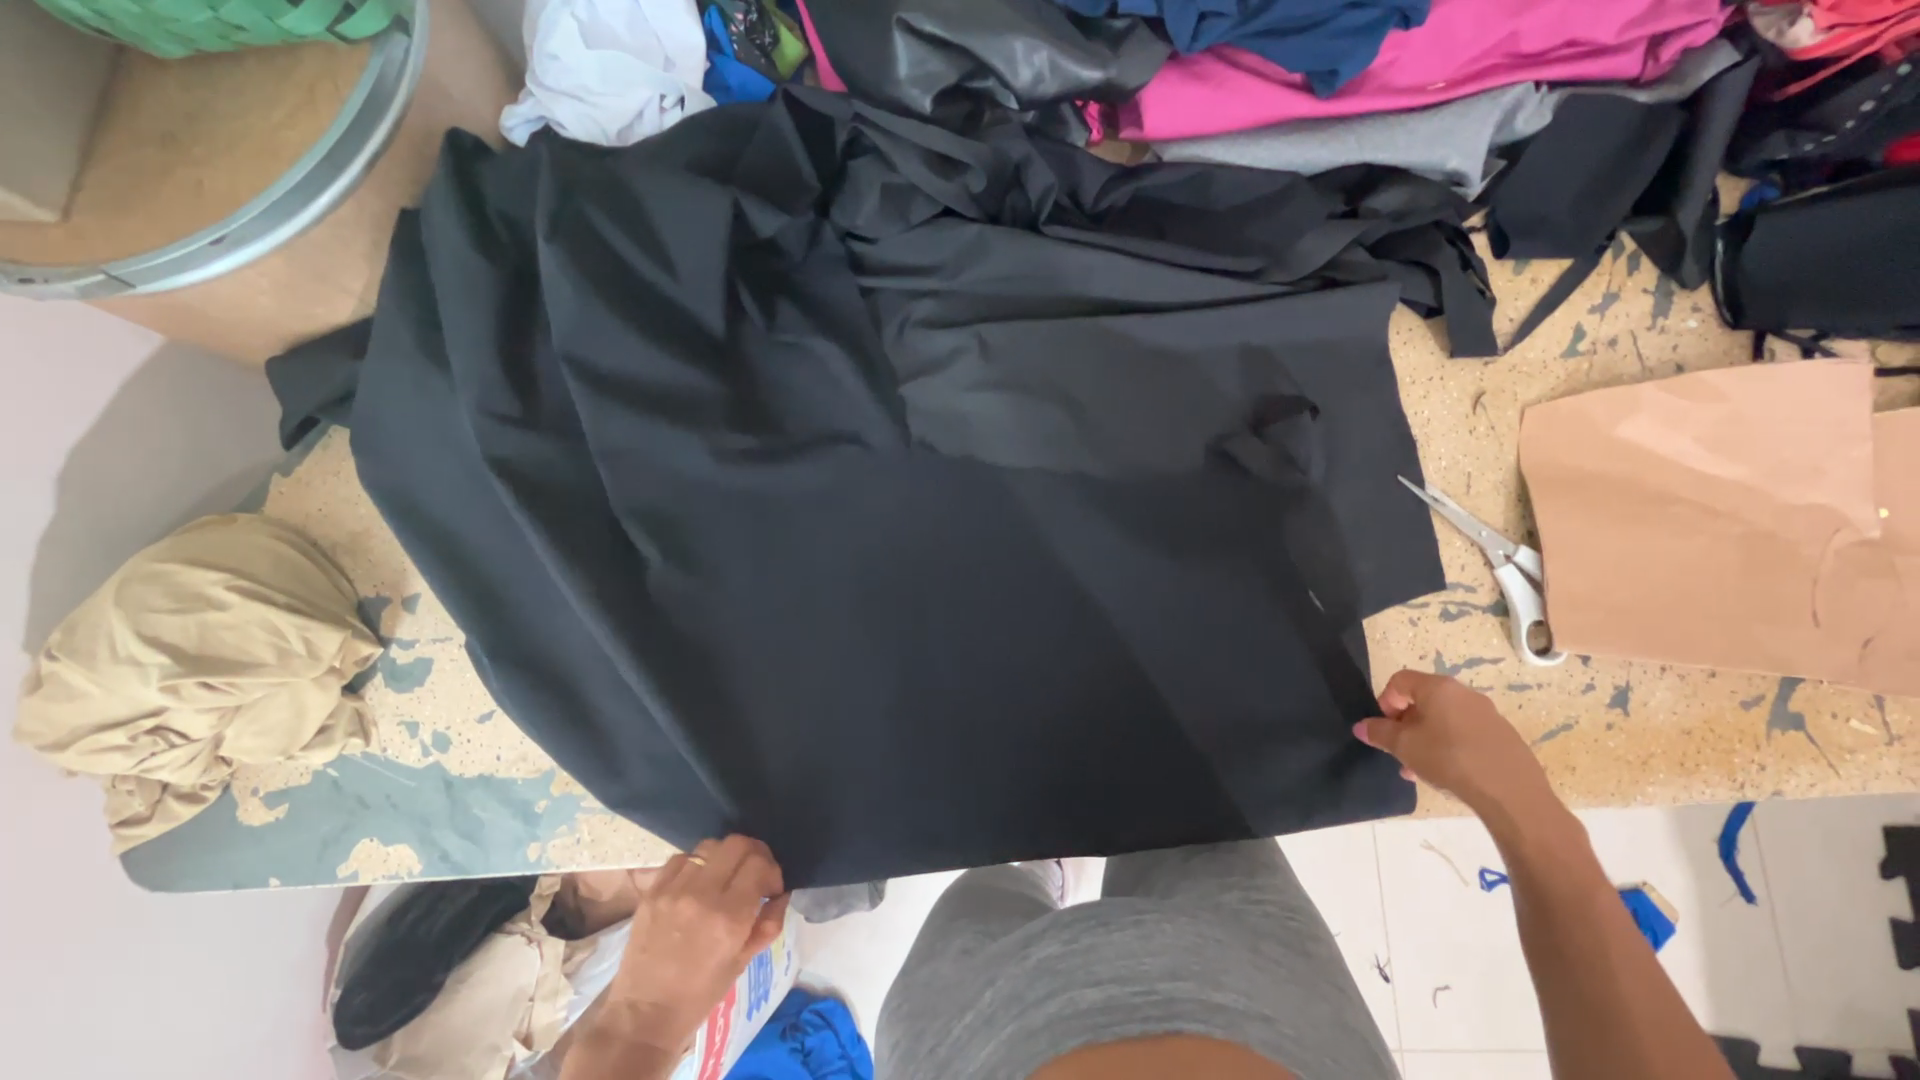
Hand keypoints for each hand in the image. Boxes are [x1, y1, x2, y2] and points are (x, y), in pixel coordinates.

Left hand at [598, 835, 789, 1055]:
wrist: (645, 1014)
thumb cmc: (700, 995)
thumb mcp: (744, 962)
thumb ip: (769, 923)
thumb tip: (780, 894)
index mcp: (729, 918)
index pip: (761, 865)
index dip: (773, 872)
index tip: (770, 889)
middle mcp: (702, 895)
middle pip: (738, 843)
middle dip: (754, 854)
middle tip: (754, 875)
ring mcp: (673, 890)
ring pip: (711, 845)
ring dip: (725, 857)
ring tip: (725, 879)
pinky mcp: (652, 891)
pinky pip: (682, 858)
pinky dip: (697, 864)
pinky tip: (697, 883)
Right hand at [1353, 670, 1557, 816]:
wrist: (1510, 791)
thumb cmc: (1448, 758)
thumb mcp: (1404, 746)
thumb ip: (1379, 733)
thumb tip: (1362, 726)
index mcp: (1438, 688)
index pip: (1400, 680)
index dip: (1385, 701)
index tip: (1385, 728)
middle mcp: (1464, 694)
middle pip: (1423, 700)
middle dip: (1405, 725)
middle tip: (1400, 750)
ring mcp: (1487, 714)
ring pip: (1444, 721)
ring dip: (1425, 739)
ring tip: (1419, 769)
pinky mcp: (1502, 736)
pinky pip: (1465, 734)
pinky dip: (1449, 747)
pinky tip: (1448, 774)